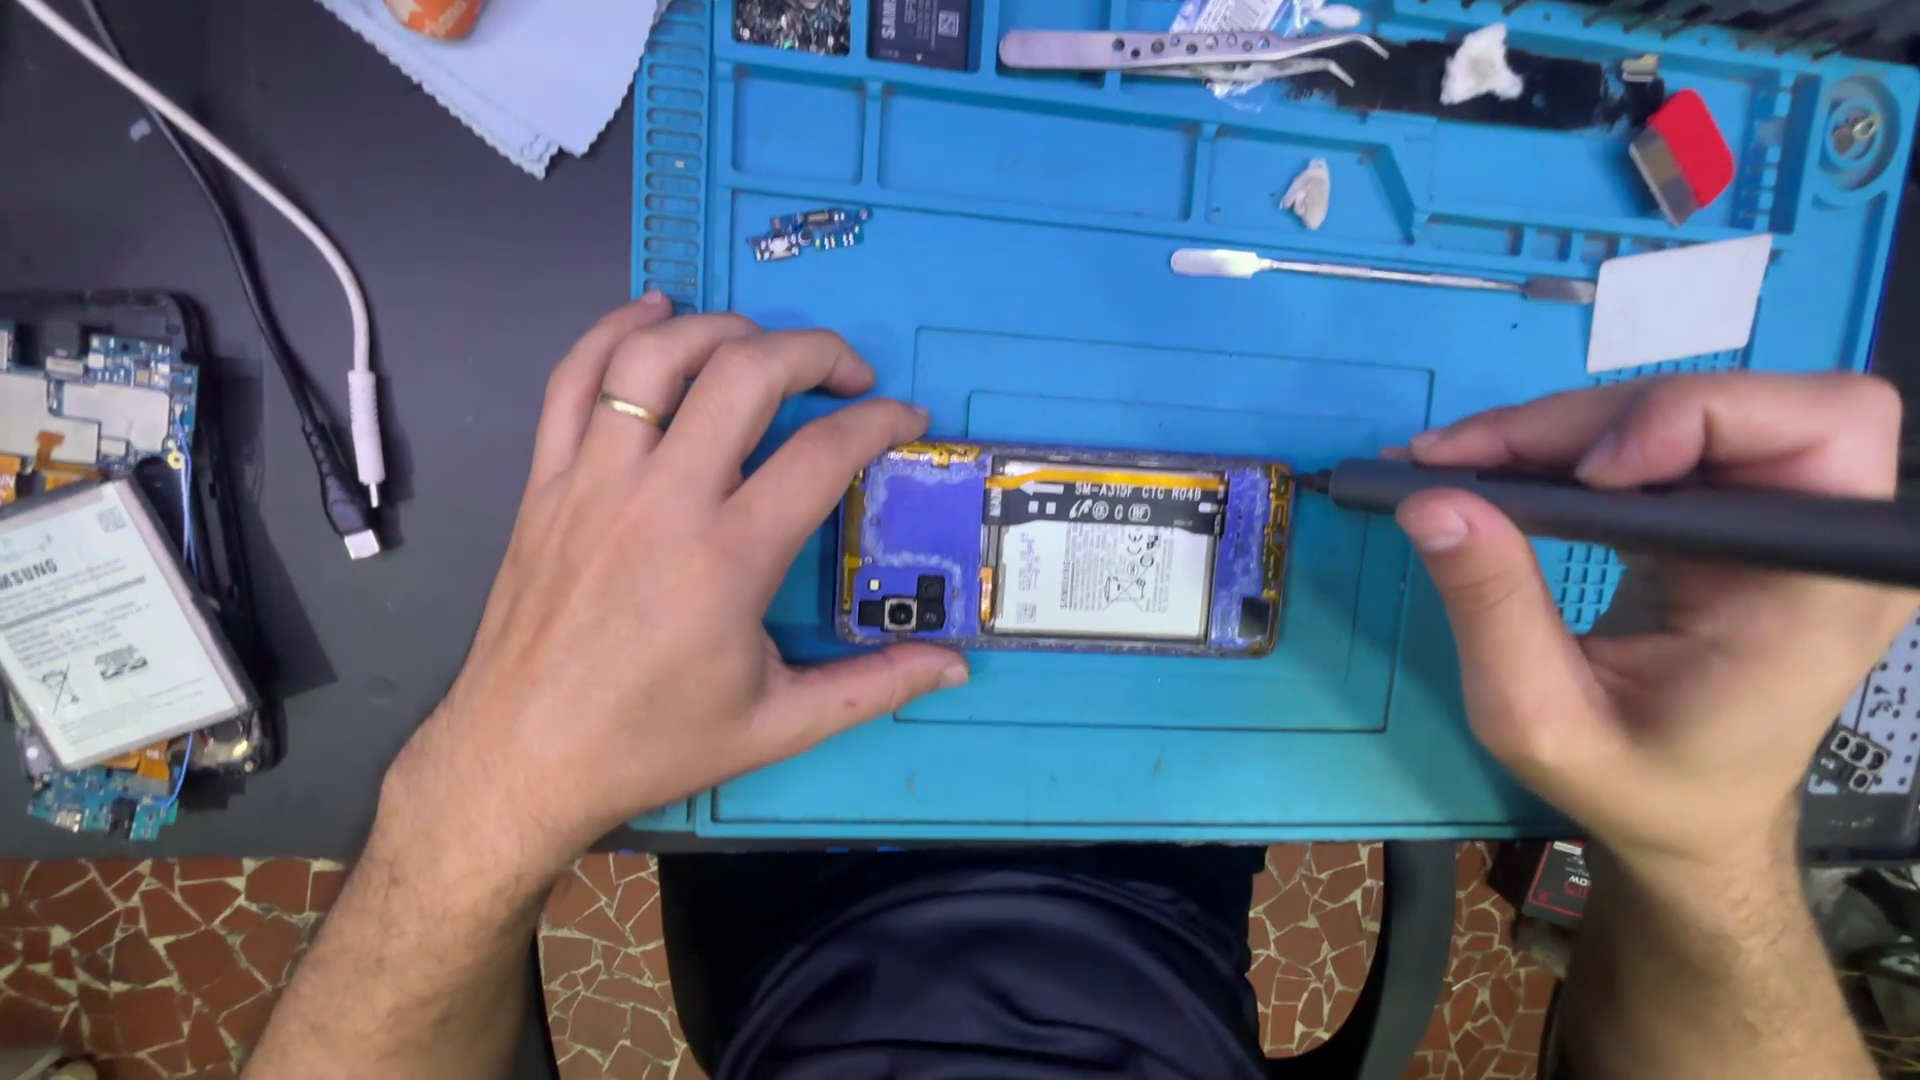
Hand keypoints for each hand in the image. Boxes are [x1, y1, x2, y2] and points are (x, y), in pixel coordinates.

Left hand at [387, 294, 966, 868]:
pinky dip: (615, 331)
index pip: (823, 453)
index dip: (880, 421)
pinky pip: (574, 380)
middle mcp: (662, 500)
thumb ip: (876, 686)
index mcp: (728, 558)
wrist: (520, 760)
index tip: (907, 419)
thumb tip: (956, 666)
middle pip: (745, 375)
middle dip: (814, 352)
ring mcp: (594, 482)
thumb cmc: (655, 743)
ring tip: (765, 346)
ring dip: (723, 330)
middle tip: (850, 373)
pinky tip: (654, 313)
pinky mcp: (548, 483)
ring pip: (656, 358)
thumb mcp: (780, 724)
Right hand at [1397, 373, 1914, 876]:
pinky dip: (1558, 450)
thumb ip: (1490, 607)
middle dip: (1576, 421)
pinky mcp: (1719, 519)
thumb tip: (1428, 501)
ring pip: (1675, 413)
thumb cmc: (1628, 782)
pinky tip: (1487, 470)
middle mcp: (1813, 538)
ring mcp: (1770, 523)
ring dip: (1552, 430)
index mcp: (1810, 588)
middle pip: (1727, 404)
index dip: (1689, 416)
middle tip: (1451, 457)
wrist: (1685, 815)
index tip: (1575, 475)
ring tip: (1447, 463)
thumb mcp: (1532, 714)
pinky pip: (1646, 447)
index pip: (1813, 428)